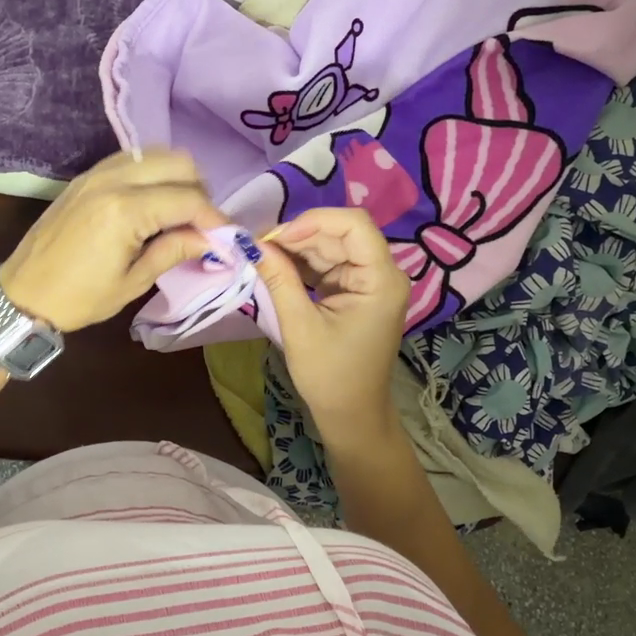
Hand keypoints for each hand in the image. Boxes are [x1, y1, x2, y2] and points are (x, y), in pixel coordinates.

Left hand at [0, 150, 224, 331]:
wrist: (21, 295)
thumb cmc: (78, 298)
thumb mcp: (132, 282)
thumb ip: (174, 252)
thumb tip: (212, 240)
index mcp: (124, 210)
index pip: (188, 199)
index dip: (215, 218)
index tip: (229, 238)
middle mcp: (112, 180)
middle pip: (178, 162)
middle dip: (200, 191)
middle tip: (203, 225)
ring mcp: (96, 173)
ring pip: (156, 154)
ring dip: (177, 178)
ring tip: (181, 214)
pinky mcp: (86, 176)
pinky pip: (132, 160)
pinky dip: (152, 173)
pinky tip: (154, 204)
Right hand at [255, 208, 409, 431]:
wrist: (351, 413)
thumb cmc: (330, 375)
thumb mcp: (299, 325)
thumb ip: (279, 279)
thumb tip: (252, 243)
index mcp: (381, 279)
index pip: (354, 224)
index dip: (314, 222)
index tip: (276, 238)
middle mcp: (382, 273)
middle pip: (340, 233)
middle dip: (299, 235)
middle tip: (258, 247)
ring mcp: (369, 282)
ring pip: (331, 246)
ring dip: (296, 249)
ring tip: (262, 257)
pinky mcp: (355, 291)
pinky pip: (329, 265)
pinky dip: (303, 264)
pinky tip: (276, 268)